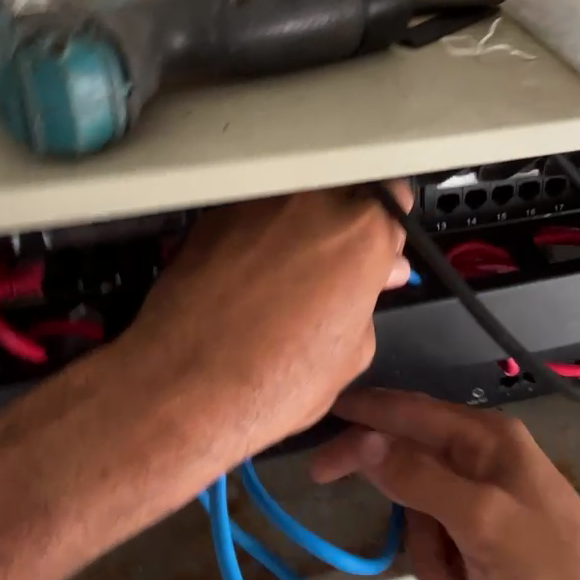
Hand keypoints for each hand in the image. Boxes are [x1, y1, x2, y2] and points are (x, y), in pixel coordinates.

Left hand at [118, 184, 411, 457]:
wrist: (185, 385)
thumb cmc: (266, 377)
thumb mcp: (352, 353)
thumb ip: (370, 302)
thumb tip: (371, 286)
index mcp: (362, 231)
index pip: (394, 201)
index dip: (388, 230)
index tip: (381, 247)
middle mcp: (314, 202)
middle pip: (346, 193)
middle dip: (347, 224)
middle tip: (338, 266)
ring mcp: (263, 202)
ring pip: (299, 201)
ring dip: (303, 227)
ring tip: (291, 276)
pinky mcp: (219, 213)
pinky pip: (256, 214)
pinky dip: (261, 234)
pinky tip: (255, 274)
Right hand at [312, 390, 579, 579]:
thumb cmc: (551, 569)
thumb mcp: (481, 521)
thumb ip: (420, 477)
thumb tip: (366, 438)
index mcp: (487, 441)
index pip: (414, 414)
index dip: (368, 413)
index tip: (325, 413)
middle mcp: (484, 467)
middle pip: (414, 476)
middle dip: (410, 526)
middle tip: (353, 511)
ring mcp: (486, 511)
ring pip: (425, 529)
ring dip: (435, 574)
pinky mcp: (488, 553)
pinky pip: (446, 560)